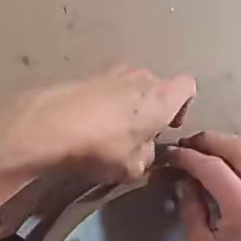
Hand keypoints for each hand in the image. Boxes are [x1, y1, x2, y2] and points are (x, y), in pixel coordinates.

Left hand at [2, 67, 196, 181]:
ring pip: (130, 87)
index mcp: (162, 97)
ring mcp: (112, 72)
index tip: (169, 126)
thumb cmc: (103, 147)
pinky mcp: (86, 76)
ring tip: (109, 131)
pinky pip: (105, 89)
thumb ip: (147, 157)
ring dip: (126, 105)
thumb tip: (144, 151)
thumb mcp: (133, 167)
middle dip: (150, 108)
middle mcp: (142, 77)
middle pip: (156, 87)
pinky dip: (102, 103)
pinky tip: (88, 124)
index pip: (188, 87)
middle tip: (137, 135)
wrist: (52, 125)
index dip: (183, 106)